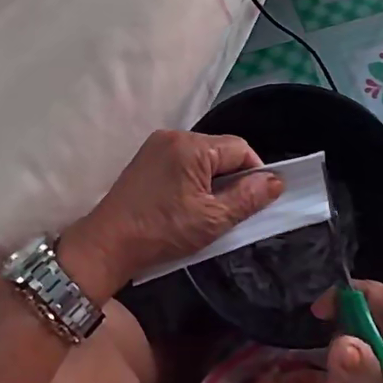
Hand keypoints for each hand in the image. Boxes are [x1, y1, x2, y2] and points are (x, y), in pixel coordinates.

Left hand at [60, 130, 284, 297]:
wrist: (106, 246)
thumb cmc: (162, 232)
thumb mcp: (213, 220)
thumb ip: (249, 197)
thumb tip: (277, 181)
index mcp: (192, 146)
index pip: (240, 148)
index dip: (254, 173)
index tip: (254, 202)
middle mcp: (174, 136)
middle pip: (221, 150)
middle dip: (232, 178)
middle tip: (230, 210)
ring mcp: (157, 145)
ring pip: (203, 157)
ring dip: (213, 179)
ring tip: (209, 210)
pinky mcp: (146, 159)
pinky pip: (183, 161)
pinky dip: (193, 179)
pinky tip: (187, 204)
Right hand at [313, 280, 382, 382]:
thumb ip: (373, 376)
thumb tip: (336, 344)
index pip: (376, 294)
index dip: (344, 297)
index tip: (317, 316)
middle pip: (375, 318)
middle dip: (349, 342)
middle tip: (337, 379)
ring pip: (382, 343)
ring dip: (362, 366)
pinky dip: (377, 379)